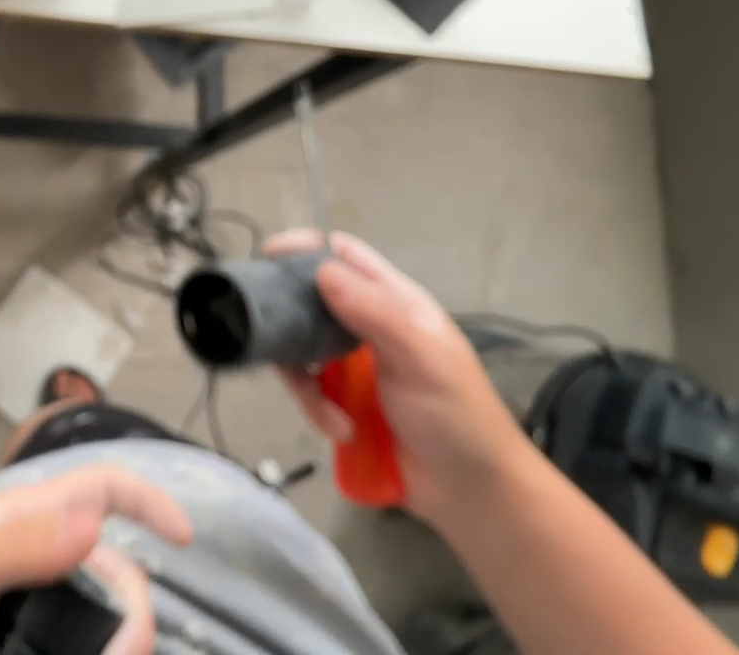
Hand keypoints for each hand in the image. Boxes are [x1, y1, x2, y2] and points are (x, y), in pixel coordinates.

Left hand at [0, 464, 192, 654]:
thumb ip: (19, 543)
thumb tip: (94, 519)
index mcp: (28, 515)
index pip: (101, 485)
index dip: (147, 498)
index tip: (185, 540)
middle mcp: (42, 551)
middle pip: (116, 571)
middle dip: (129, 614)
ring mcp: (38, 598)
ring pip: (104, 615)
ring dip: (115, 640)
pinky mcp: (32, 635)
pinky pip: (84, 639)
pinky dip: (98, 648)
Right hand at [266, 229, 532, 529]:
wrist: (470, 491)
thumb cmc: (457, 416)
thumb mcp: (423, 358)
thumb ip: (376, 313)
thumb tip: (321, 271)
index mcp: (393, 301)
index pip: (343, 255)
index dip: (306, 247)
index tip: (270, 255)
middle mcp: (366, 324)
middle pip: (308, 299)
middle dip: (288, 318)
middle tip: (269, 332)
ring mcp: (350, 361)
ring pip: (298, 346)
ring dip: (302, 376)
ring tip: (322, 405)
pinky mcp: (338, 396)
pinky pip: (306, 387)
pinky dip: (315, 407)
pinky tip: (340, 428)